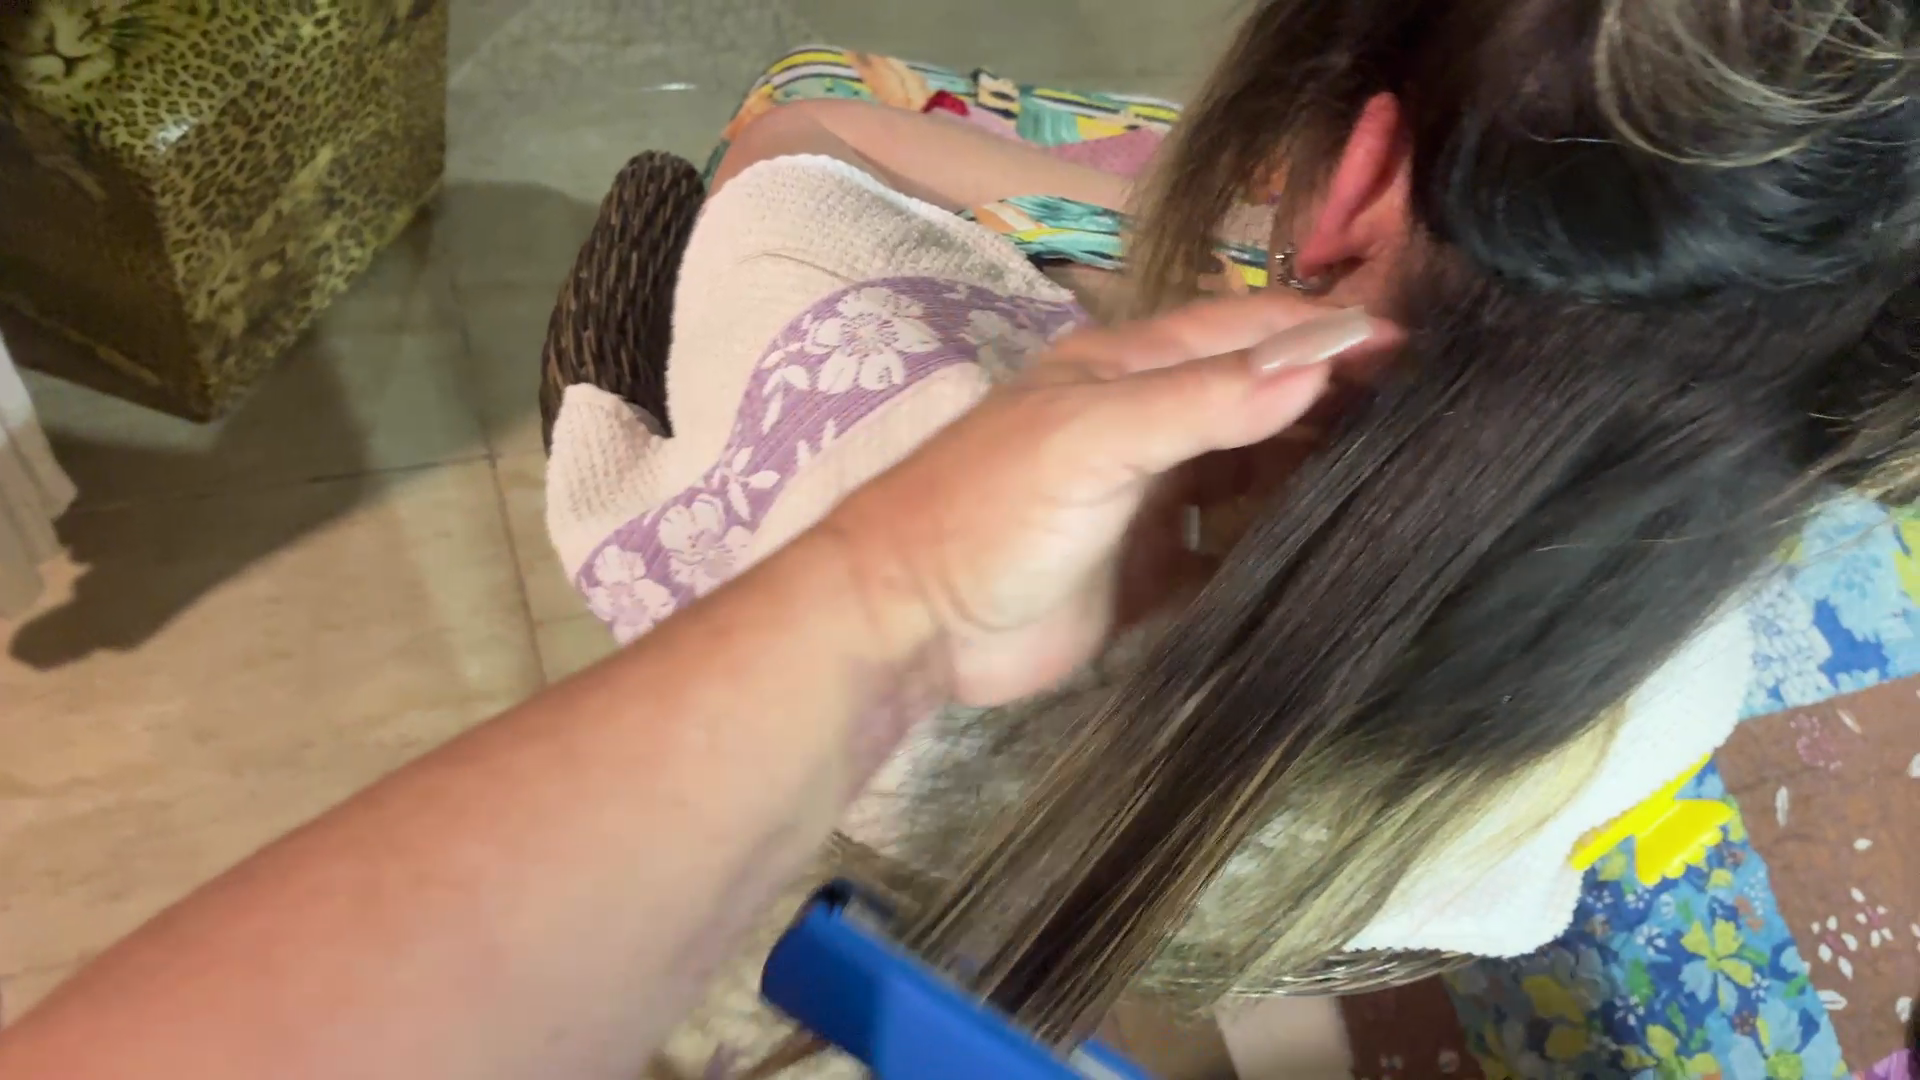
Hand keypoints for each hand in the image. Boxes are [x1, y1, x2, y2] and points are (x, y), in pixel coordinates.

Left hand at [821, 294, 1395, 706]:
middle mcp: (1146, 428)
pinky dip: (1277, 543)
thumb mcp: (1087, 442)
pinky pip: (1231, 547)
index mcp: (1125, 373)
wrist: (920, 619)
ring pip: (1250, 475)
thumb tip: (1320, 359)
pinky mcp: (1154, 570)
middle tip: (1429, 420)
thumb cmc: (990, 511)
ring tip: (1405, 480)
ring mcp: (1151, 502)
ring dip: (1312, 474)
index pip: (1241, 333)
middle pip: (1255, 401)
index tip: (1416, 350)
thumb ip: (1195, 402)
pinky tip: (1335, 547)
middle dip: (1330, 404)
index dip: (1322, 334)